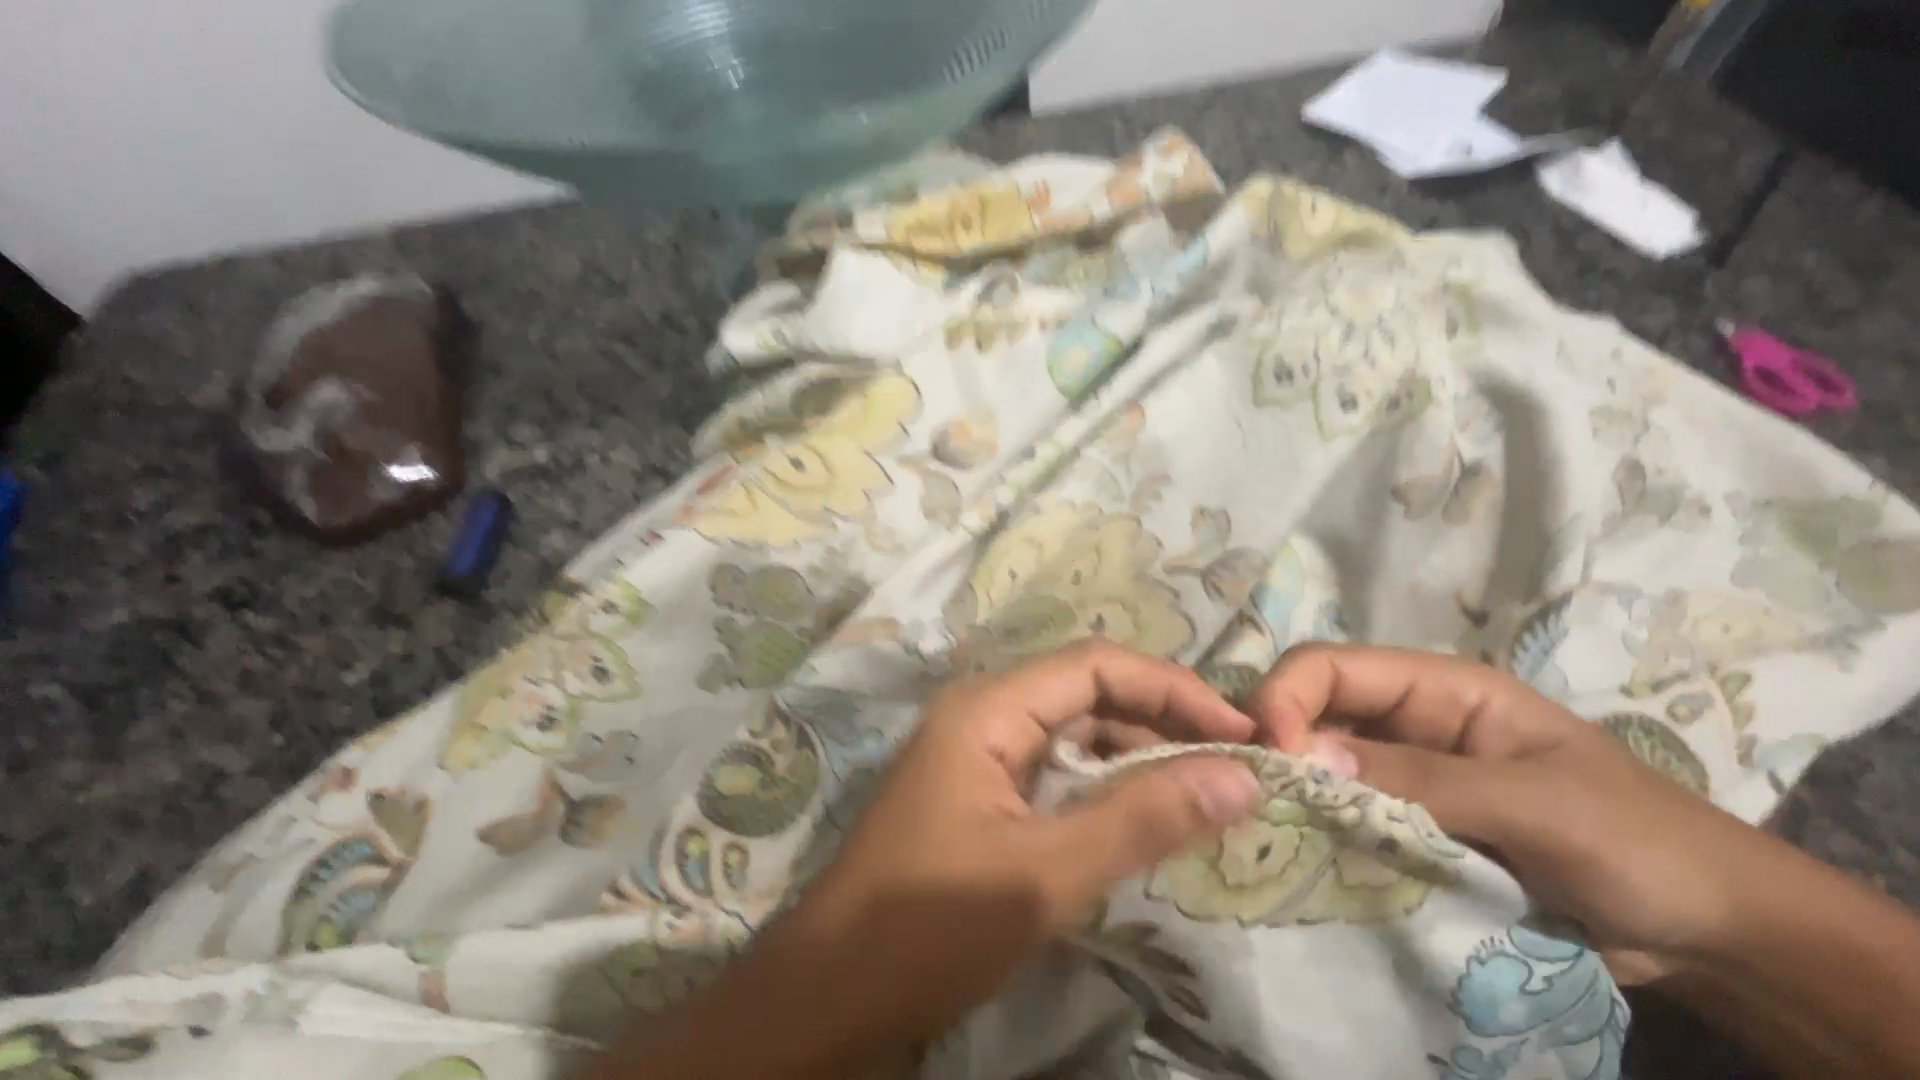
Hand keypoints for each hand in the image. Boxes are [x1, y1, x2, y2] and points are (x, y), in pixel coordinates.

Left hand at [610, 641, 1262, 1078]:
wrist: (829, 994)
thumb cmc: (930, 925)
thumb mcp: (1046, 874)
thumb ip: (1143, 820)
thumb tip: (1241, 775)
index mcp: (987, 710)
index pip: (1096, 665)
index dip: (1175, 689)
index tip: (1242, 734)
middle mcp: (980, 718)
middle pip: (1086, 694)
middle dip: (1161, 721)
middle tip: (1233, 767)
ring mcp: (975, 760)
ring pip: (1072, 737)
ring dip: (1136, 757)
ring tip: (1204, 793)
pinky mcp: (976, 801)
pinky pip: (1053, 776)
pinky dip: (1103, 790)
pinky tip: (1142, 819)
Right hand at [1248, 643, 1796, 983]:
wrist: (1711, 933)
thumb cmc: (1637, 841)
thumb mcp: (1534, 803)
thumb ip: (1422, 777)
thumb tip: (1302, 755)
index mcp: (1440, 690)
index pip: (1330, 666)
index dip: (1287, 698)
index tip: (1272, 760)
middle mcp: (1409, 727)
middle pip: (1311, 715)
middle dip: (1275, 747)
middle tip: (1249, 802)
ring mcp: (1406, 784)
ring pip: (1319, 773)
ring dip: (1290, 798)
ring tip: (1260, 837)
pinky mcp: (1408, 837)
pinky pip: (1344, 826)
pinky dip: (1316, 840)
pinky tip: (1295, 864)